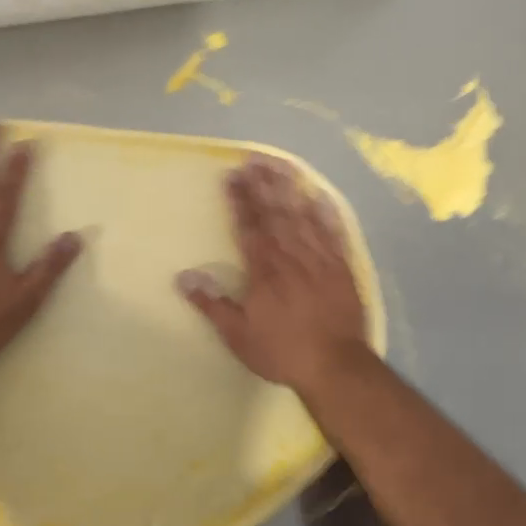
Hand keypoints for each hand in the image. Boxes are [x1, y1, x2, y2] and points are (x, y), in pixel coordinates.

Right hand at [176, 156, 370, 389]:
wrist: (336, 366)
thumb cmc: (282, 351)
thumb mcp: (238, 336)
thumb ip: (212, 304)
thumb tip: (183, 276)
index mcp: (263, 270)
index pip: (248, 226)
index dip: (239, 200)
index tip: (231, 175)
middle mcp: (290, 256)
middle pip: (275, 212)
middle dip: (262, 184)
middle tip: (253, 159)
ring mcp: (319, 259)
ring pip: (302, 215)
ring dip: (290, 188)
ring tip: (280, 165)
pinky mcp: (342, 267)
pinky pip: (334, 232)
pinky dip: (326, 212)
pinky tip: (319, 195)